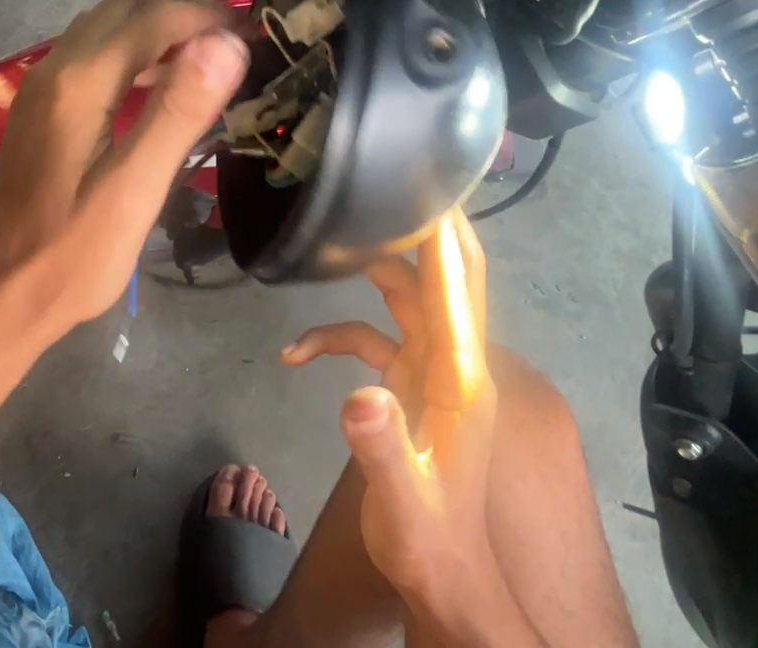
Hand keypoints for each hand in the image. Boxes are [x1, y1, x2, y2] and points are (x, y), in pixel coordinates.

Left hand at [0, 0, 248, 341]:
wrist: (2, 297)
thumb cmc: (74, 255)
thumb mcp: (134, 190)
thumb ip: (177, 113)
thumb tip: (226, 44)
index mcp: (79, 84)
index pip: (152, 18)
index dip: (206, 18)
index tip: (253, 35)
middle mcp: (54, 70)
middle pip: (124, 10)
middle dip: (181, 17)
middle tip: (231, 51)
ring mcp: (40, 89)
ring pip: (103, 29)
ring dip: (154, 32)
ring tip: (204, 66)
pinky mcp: (38, 110)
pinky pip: (89, 56)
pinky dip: (129, 54)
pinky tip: (154, 92)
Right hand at [281, 212, 512, 635]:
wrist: (441, 575)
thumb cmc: (429, 538)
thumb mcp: (404, 500)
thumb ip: (382, 447)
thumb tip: (356, 393)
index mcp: (462, 374)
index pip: (459, 288)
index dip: (446, 235)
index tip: (432, 185)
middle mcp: (451, 359)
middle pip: (439, 275)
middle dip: (421, 229)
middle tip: (390, 182)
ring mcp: (429, 369)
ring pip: (403, 297)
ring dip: (374, 267)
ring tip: (338, 236)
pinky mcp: (406, 384)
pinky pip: (369, 338)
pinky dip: (334, 335)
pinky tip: (295, 353)